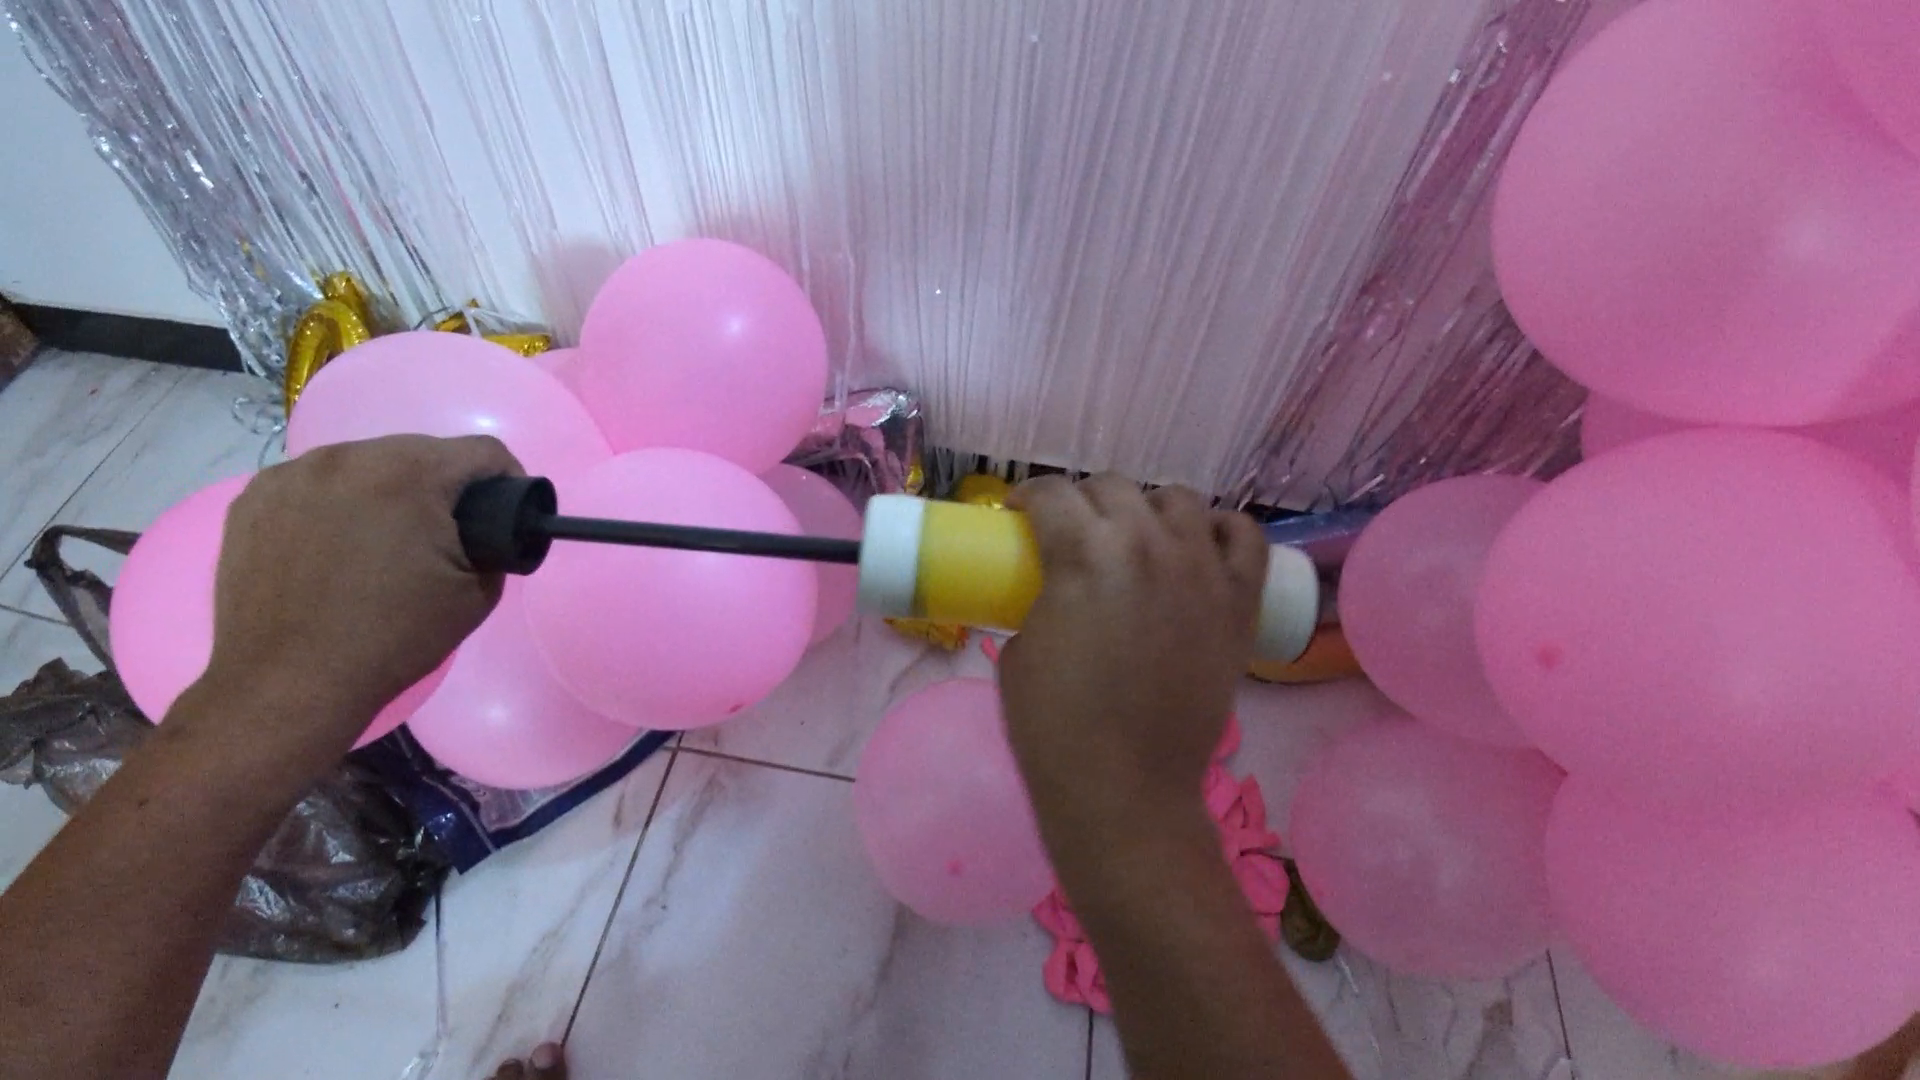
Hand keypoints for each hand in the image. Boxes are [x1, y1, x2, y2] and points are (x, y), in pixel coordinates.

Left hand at [190, 434, 521, 755]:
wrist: (291, 682)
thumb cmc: (397, 636)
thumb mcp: (478, 590)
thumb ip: (494, 540)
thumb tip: (485, 527)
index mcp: (409, 475)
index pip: (483, 451)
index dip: (507, 479)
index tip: (505, 515)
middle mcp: (348, 458)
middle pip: (422, 451)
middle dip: (445, 484)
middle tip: (446, 534)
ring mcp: (292, 474)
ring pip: (368, 463)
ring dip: (391, 489)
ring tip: (388, 540)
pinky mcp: (254, 498)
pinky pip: (318, 483)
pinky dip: (341, 502)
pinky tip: (339, 545)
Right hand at [998, 475, 1267, 822]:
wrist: (1124, 787)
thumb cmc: (1054, 725)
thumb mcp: (1019, 648)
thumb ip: (1042, 599)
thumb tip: (1056, 588)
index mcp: (1084, 553)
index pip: (1051, 493)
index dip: (1027, 496)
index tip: (1019, 515)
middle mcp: (1148, 544)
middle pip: (1112, 486)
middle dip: (1081, 501)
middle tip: (1070, 532)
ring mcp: (1202, 569)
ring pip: (1177, 499)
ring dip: (1145, 509)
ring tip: (1134, 538)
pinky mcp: (1238, 601)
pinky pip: (1243, 535)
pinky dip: (1218, 530)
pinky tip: (1197, 546)